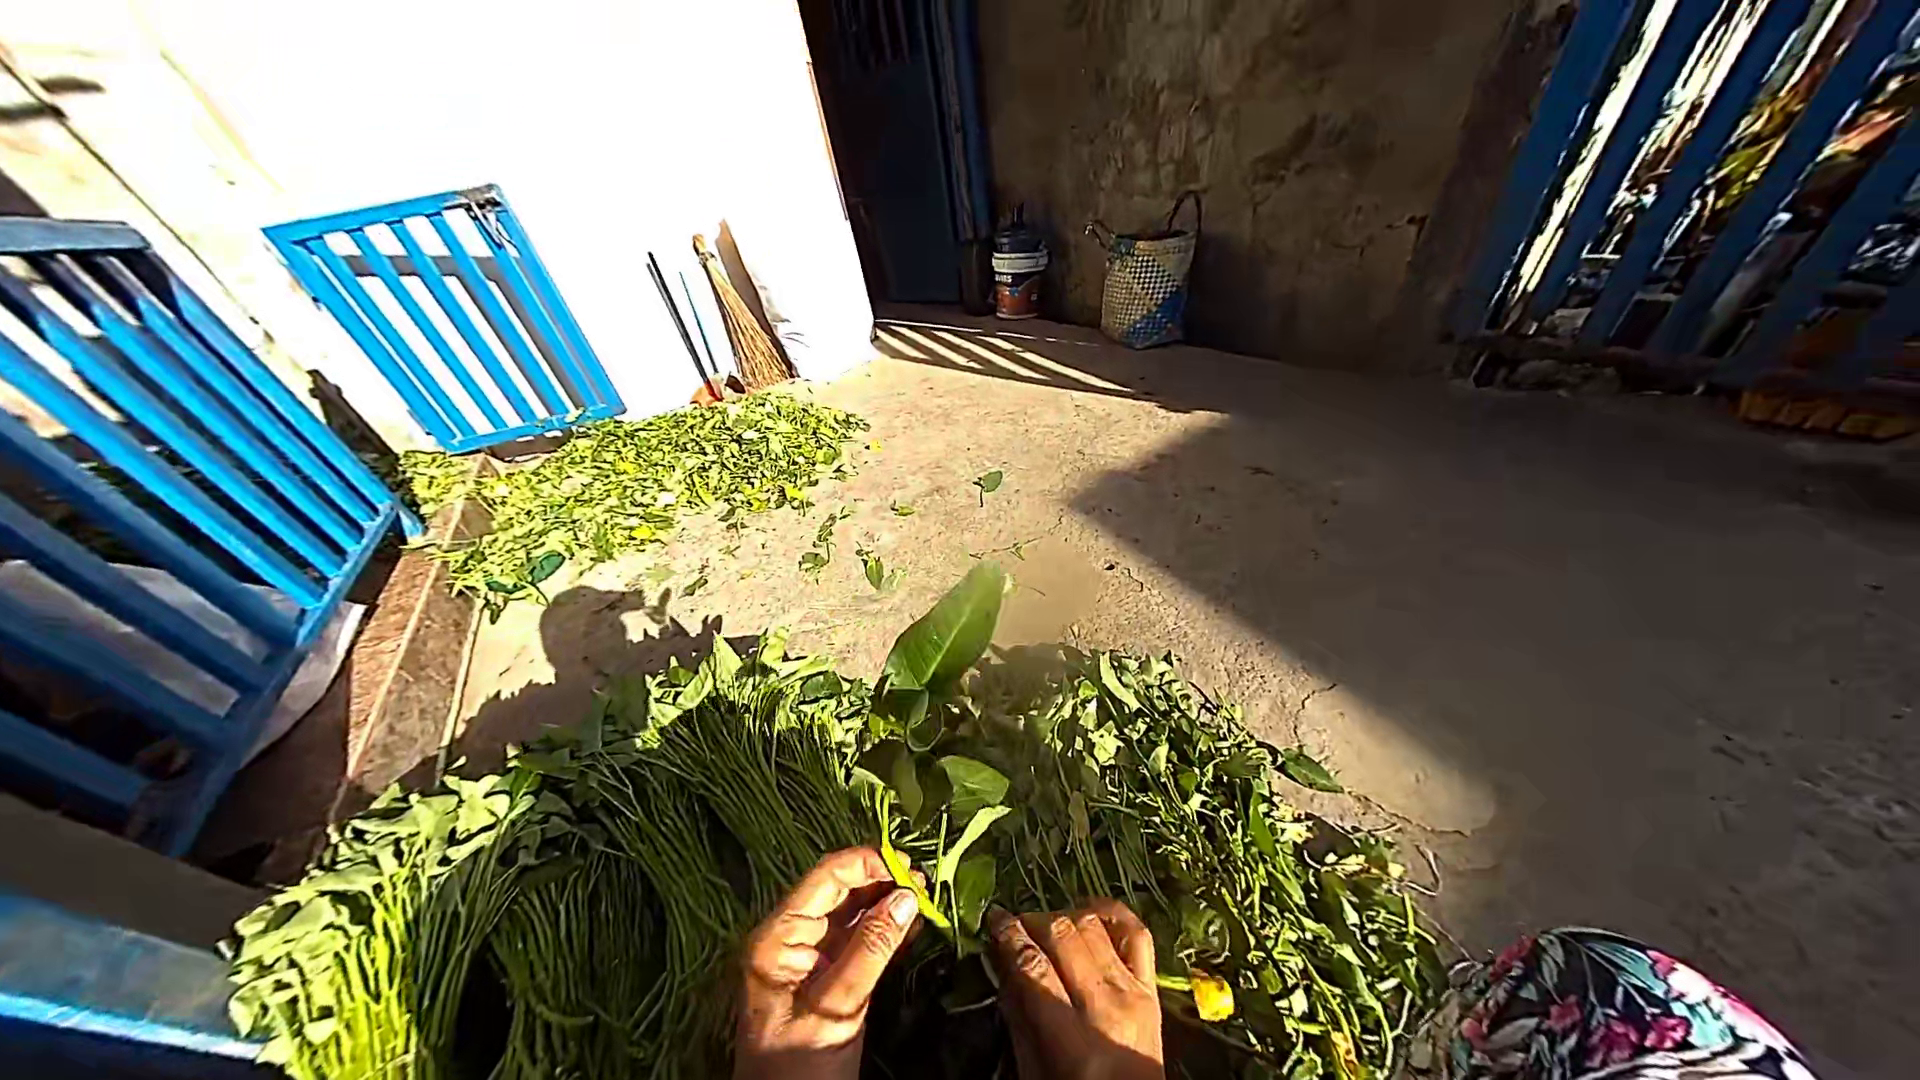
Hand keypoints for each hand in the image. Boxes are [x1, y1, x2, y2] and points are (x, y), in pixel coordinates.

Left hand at [734, 848, 920, 1079]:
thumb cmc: (799, 1072)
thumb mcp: (836, 1009)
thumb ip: (871, 949)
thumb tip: (908, 896)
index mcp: (778, 936)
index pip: (826, 878)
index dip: (866, 863)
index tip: (907, 867)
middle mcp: (790, 935)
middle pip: (839, 889)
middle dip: (881, 879)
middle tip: (922, 882)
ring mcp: (808, 955)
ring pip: (851, 910)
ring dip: (886, 901)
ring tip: (922, 897)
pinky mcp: (826, 974)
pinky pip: (857, 938)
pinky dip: (884, 928)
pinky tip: (911, 924)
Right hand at [987, 898, 1163, 1079]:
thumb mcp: (1034, 1071)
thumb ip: (1017, 1014)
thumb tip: (1001, 956)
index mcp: (1075, 1044)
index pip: (1034, 967)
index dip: (1009, 935)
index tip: (994, 918)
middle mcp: (1107, 1010)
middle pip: (1062, 936)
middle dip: (1032, 921)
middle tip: (1015, 925)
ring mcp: (1134, 993)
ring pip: (1091, 925)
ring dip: (1061, 916)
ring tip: (1045, 926)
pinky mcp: (1152, 987)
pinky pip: (1135, 931)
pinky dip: (1109, 912)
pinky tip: (1087, 913)